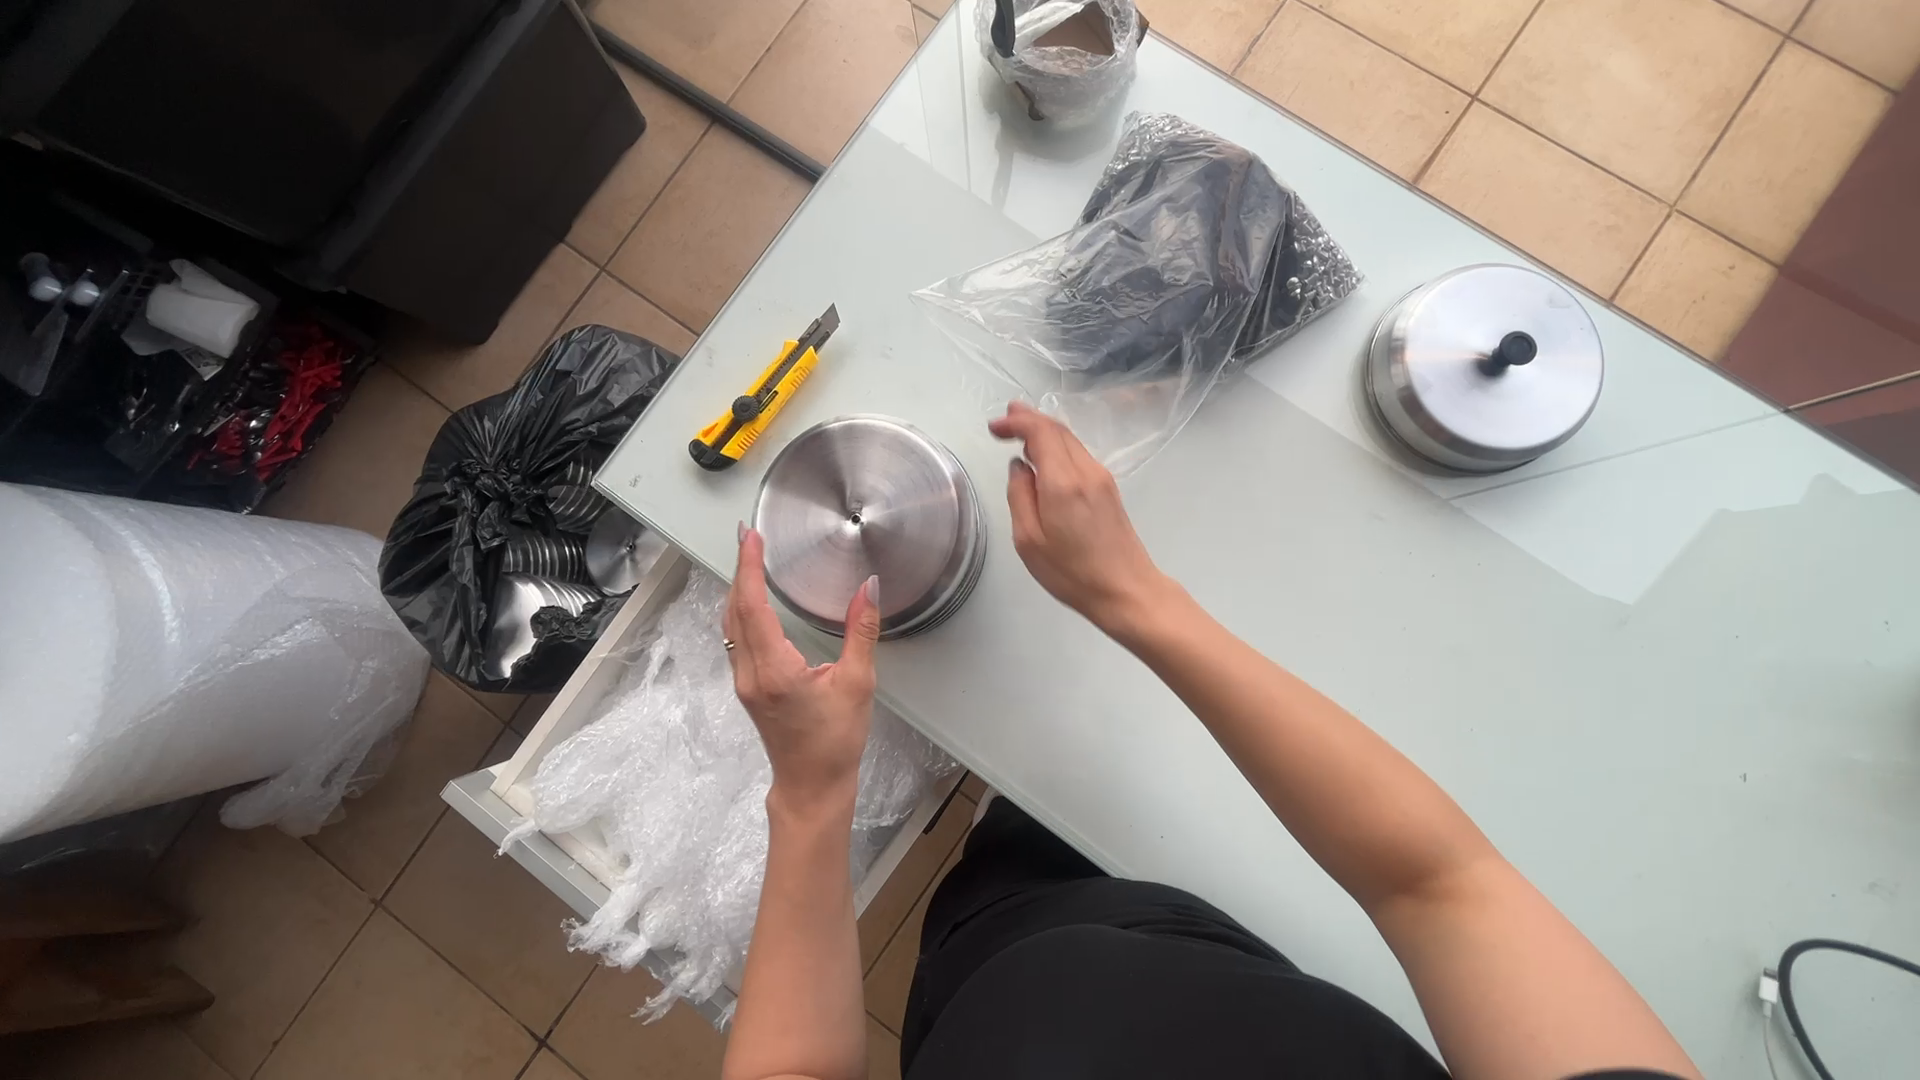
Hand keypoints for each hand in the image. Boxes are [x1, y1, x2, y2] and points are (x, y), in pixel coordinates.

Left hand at [724, 526, 881, 814]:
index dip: (749, 568)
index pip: (752, 606)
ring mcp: (744, 681)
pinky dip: (742, 610)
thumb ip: (861, 631)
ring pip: (730, 625)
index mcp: (774, 670)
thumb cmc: (835, 742)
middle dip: (739, 570)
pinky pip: (736, 638)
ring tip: (751, 560)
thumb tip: (869, 588)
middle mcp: (750, 673)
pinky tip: (755, 600)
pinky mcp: (748, 687)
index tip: (750, 538)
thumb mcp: (858, 683)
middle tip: (748, 537)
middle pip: (734, 610)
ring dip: (738, 589)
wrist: (811, 785)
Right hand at [988, 402, 1168, 632]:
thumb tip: (1019, 467)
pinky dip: (1058, 446)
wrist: (1126, 590)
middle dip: (1030, 419)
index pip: (1040, 432)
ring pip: (1070, 441)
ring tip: (1020, 428)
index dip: (1016, 422)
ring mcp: (1102, 479)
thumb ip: (1019, 496)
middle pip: (1058, 430)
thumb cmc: (1072, 572)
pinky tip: (1045, 455)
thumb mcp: (1029, 540)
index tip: (995, 427)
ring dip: (1045, 431)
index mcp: (1063, 482)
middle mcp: (1086, 471)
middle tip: (1005, 417)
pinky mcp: (1109, 490)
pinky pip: (1079, 455)